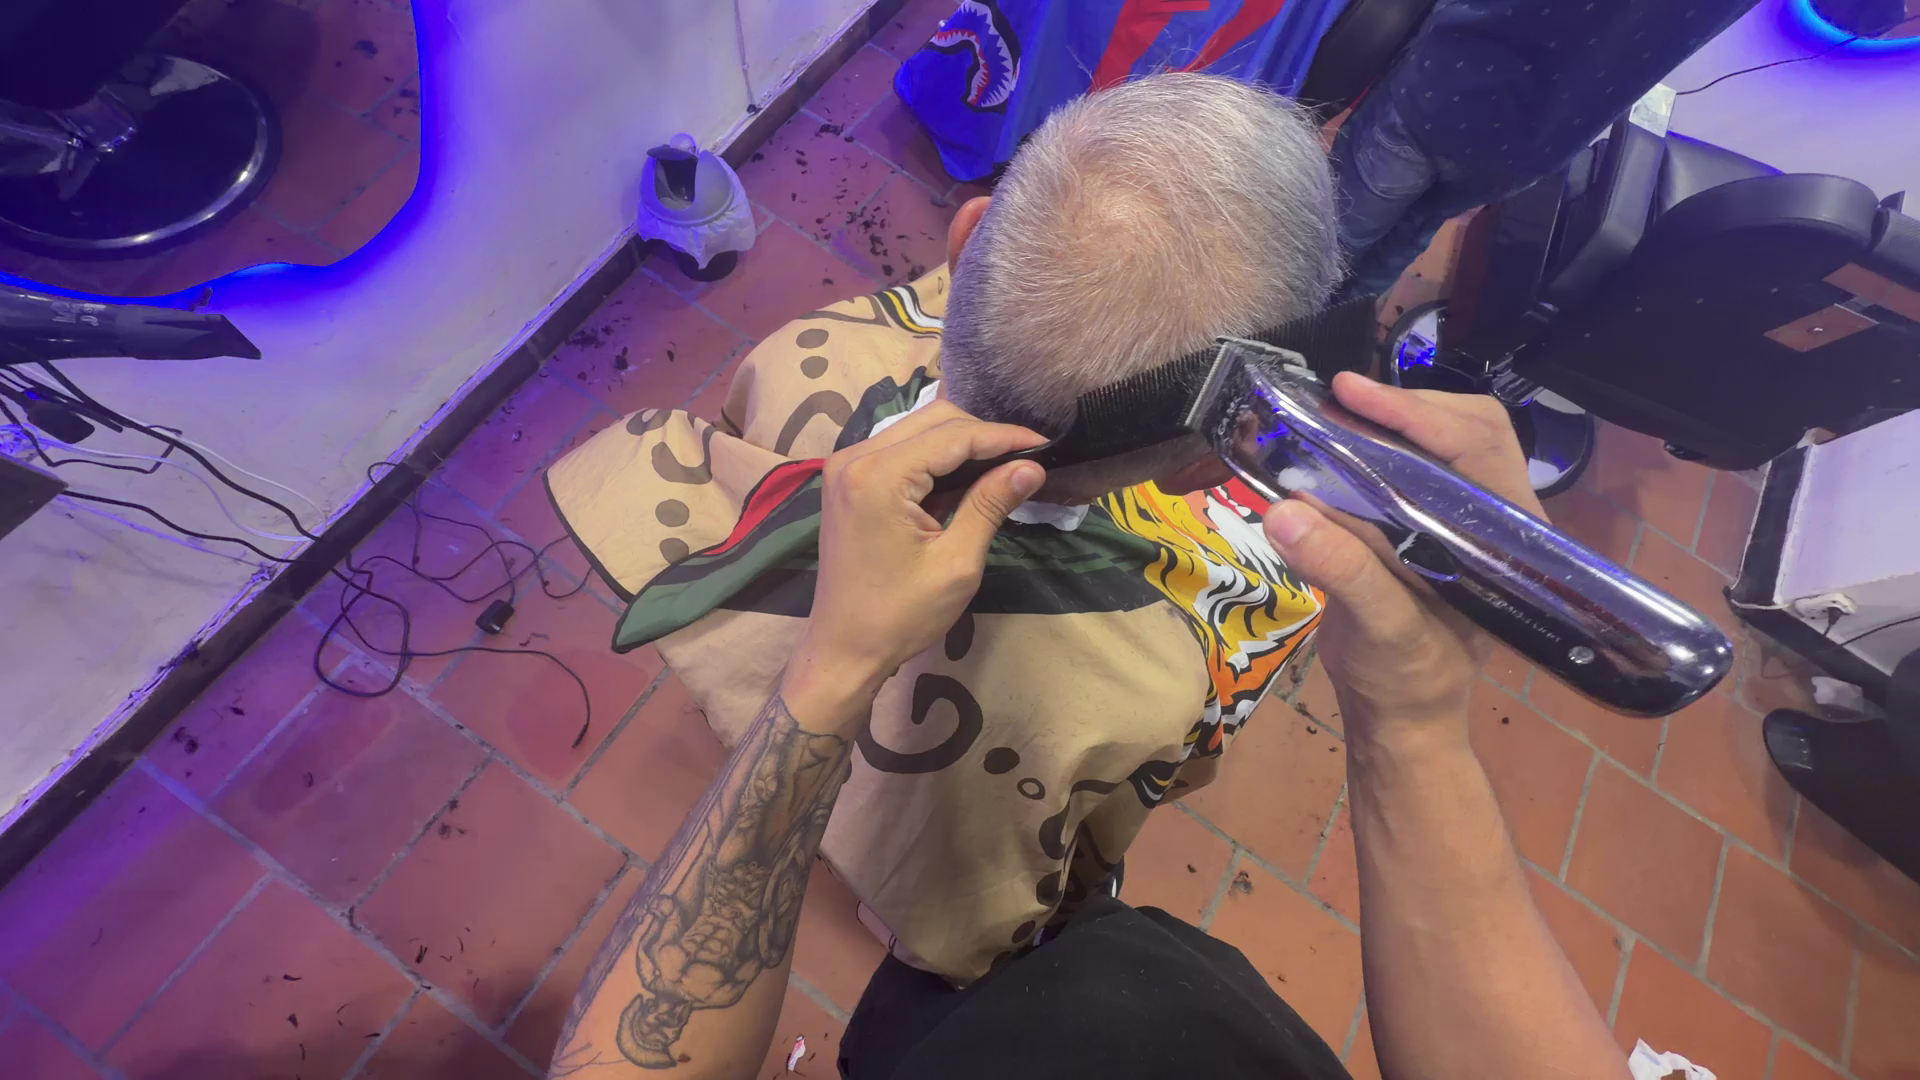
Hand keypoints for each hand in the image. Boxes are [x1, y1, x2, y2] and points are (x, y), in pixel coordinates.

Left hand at [783, 400, 1045, 731]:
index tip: (1044, 445)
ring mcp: (847, 466)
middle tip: (1025, 457)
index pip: (953, 435)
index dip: (1003, 437)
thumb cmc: (900, 616)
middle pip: (933, 419)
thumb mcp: (957, 563)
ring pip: (916, 429)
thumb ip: (991, 505)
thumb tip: (1032, 467)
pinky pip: (900, 449)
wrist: (844, 649)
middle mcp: (856, 457)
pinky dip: (935, 456)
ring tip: (1003, 463)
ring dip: (960, 442)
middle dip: (983, 433)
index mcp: (879, 475)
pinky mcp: (848, 480)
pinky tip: (966, 474)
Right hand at [1261, 372, 1540, 753]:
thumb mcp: (1382, 630)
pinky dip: (1358, 454)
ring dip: (1378, 426)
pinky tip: (1323, 453)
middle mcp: (1490, 516)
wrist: (1397, 712)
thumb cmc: (1407, 677)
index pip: (1476, 444)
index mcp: (1508, 535)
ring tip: (1324, 418)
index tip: (1351, 393)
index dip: (1416, 413)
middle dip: (1398, 408)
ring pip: (1428, 445)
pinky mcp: (1416, 528)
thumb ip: (1342, 572)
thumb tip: (1281, 512)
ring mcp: (1454, 521)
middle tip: (1334, 400)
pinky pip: (1395, 473)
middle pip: (1459, 429)